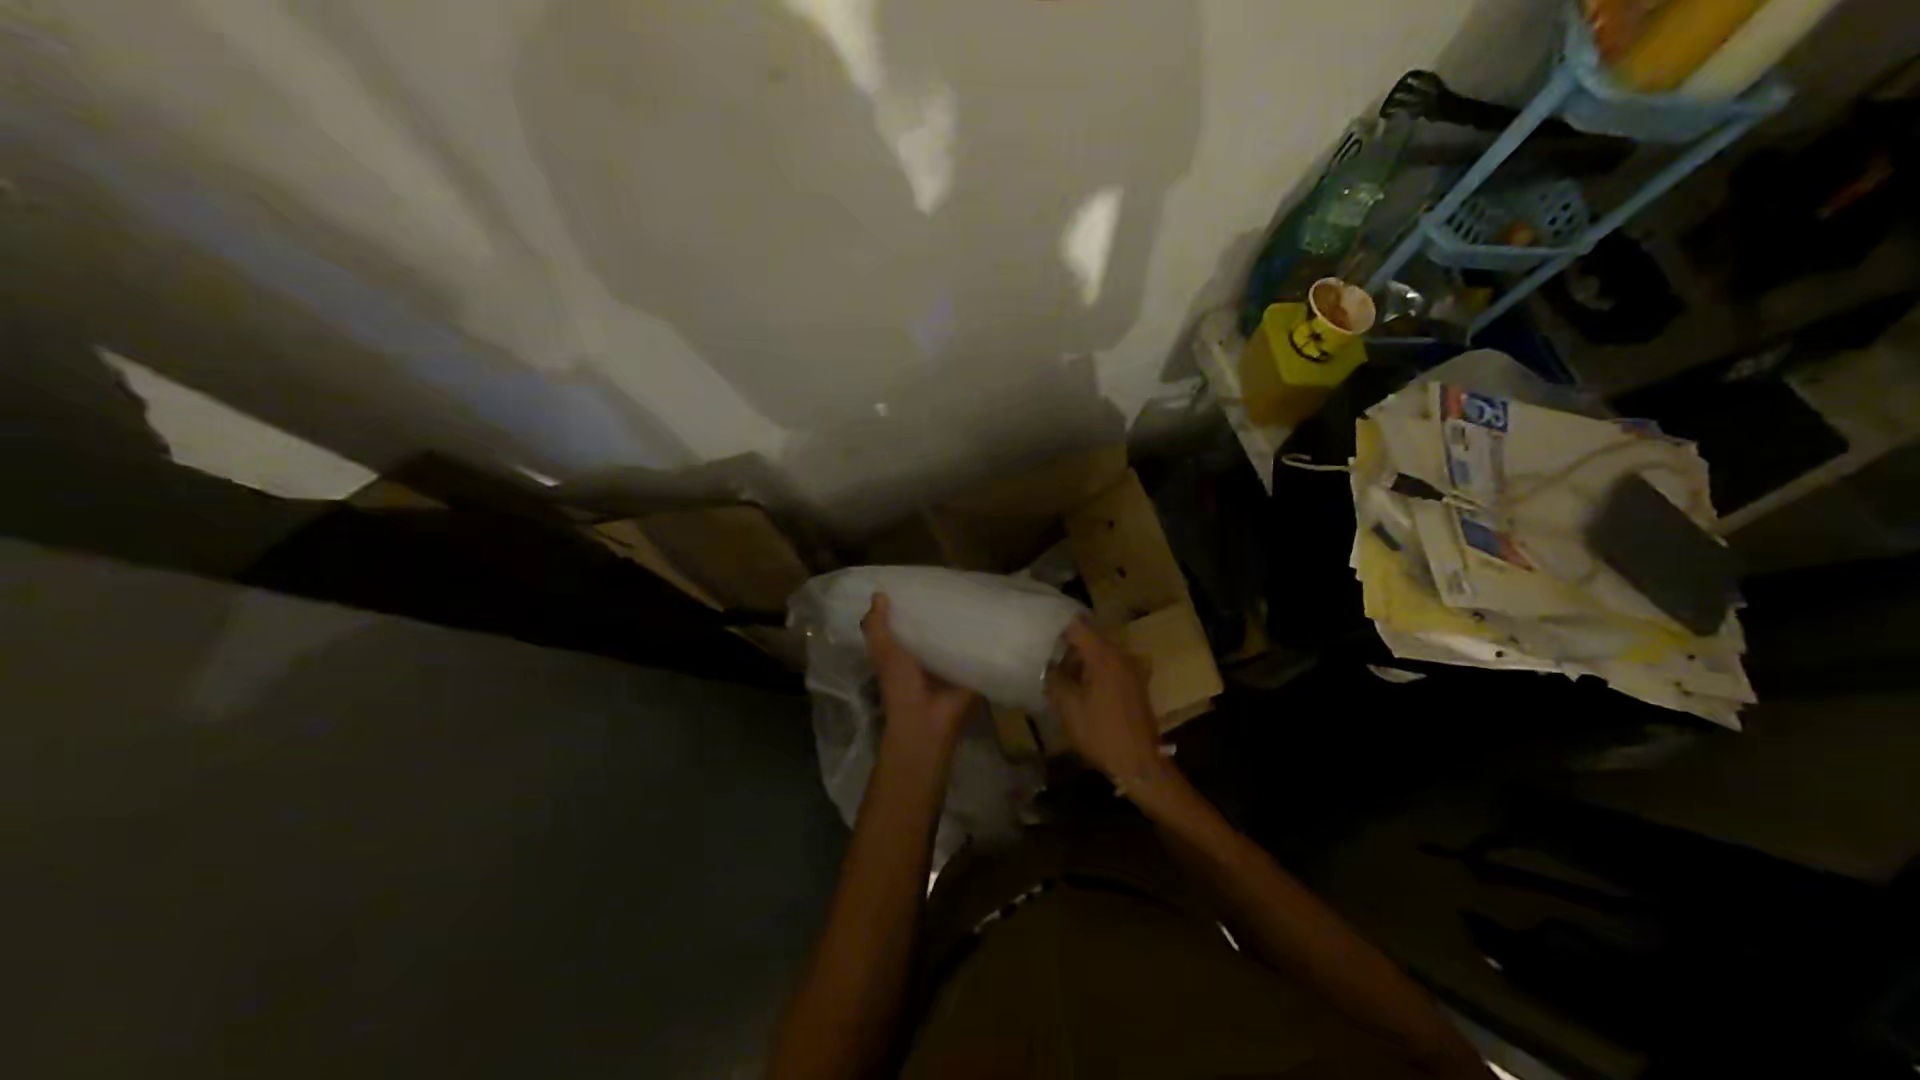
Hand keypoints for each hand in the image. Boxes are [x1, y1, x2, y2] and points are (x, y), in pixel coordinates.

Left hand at [864, 594, 977, 749]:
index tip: (925, 581)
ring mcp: (950, 667)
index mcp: (903, 653)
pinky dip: (984, 640)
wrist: (927, 722)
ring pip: (957, 640)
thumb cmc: (901, 685)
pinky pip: (978, 653)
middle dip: (943, 612)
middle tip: (957, 582)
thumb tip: (878, 594)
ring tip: (978, 594)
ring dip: (965, 624)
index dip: (913, 605)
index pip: (908, 623)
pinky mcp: (971, 673)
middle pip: (934, 630)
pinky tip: (994, 618)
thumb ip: (878, 627)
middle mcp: (926, 658)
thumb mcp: (883, 652)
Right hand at [1045, 619, 1169, 788]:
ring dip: (1081, 661)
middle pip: (1090, 638)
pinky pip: (1110, 667)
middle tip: (1046, 660)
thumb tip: (1049, 665)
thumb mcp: (1068, 705)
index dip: (1057, 628)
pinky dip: (1094, 672)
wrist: (1139, 763)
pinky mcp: (1136, 684)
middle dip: (1068, 647)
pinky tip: (1079, 688)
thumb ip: (1055, 678)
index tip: (1039, 636)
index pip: (1077, 626)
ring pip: (1100, 654)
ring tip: (1059, 675)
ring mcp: (1132, 669)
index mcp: (1105, 655)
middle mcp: (1122, 655)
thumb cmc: (1100, 732)